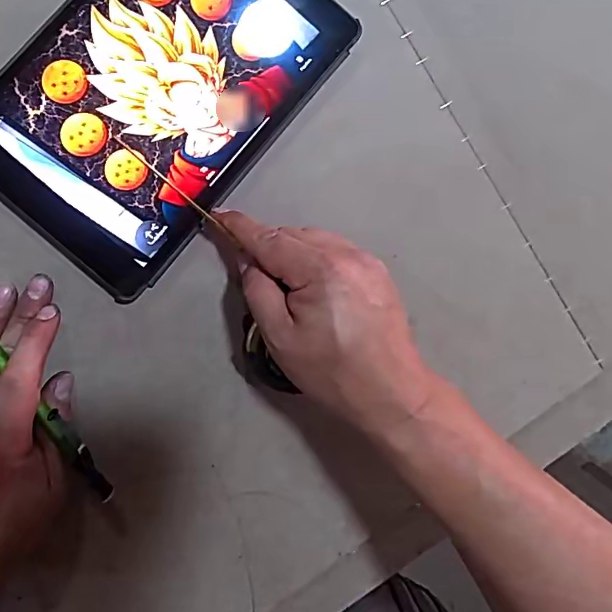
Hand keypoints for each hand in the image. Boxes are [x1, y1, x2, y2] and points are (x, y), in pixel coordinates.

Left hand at [0, 275, 74, 602]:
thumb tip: (57, 382)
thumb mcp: (49, 487)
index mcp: (0, 439)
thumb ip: (54, 429)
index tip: (52, 310)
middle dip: (22, 317)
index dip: (38, 338)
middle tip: (38, 284)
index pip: (21, 374)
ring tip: (6, 291)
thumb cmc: (8, 529)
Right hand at [215, 211, 448, 437]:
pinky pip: (334, 248)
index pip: (269, 238)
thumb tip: (247, 260)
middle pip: (291, 234)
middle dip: (267, 246)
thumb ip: (257, 290)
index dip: (240, 226)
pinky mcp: (376, 270)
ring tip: (287, 288)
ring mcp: (365, 260)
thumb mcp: (279, 336)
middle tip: (256, 277)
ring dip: (291, 251)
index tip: (219, 217)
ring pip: (312, 238)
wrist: (392, 394)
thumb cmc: (332, 372)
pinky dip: (314, 257)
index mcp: (320, 269)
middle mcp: (346, 254)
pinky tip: (312, 286)